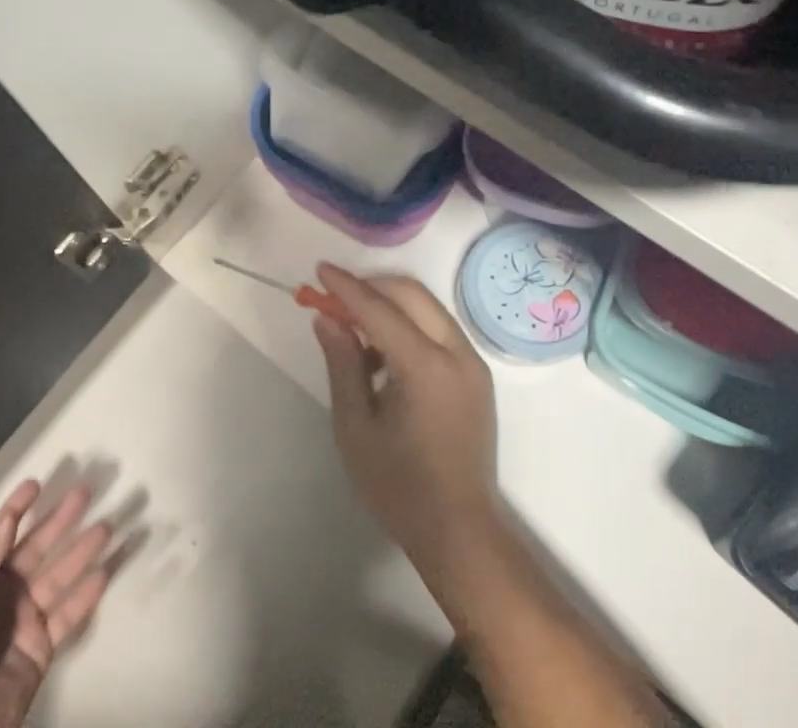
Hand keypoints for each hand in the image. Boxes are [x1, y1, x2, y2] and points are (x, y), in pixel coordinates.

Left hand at [0, 480, 112, 727]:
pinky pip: (70, 614)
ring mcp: (23, 622)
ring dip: (82, 551)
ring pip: (59, 576)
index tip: (36, 483)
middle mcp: (0, 596)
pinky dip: (88, 594)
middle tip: (85, 492)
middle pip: (36, 549)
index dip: (16, 509)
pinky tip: (105, 572)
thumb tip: (7, 522)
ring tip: (107, 527)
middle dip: (60, 521)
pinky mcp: (42, 649)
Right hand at [311, 263, 502, 568]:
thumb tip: (328, 319)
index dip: (347, 288)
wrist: (457, 528)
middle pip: (413, 295)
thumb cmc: (397, 485)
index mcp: (426, 367)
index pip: (381, 310)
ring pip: (429, 310)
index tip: (319, 269)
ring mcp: (473, 365)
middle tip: (335, 297)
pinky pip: (440, 333)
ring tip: (354, 334)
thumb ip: (342, 364)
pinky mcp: (477, 378)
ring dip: (391, 307)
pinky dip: (410, 328)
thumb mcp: (355, 426)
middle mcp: (458, 354)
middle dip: (372, 287)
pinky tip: (383, 358)